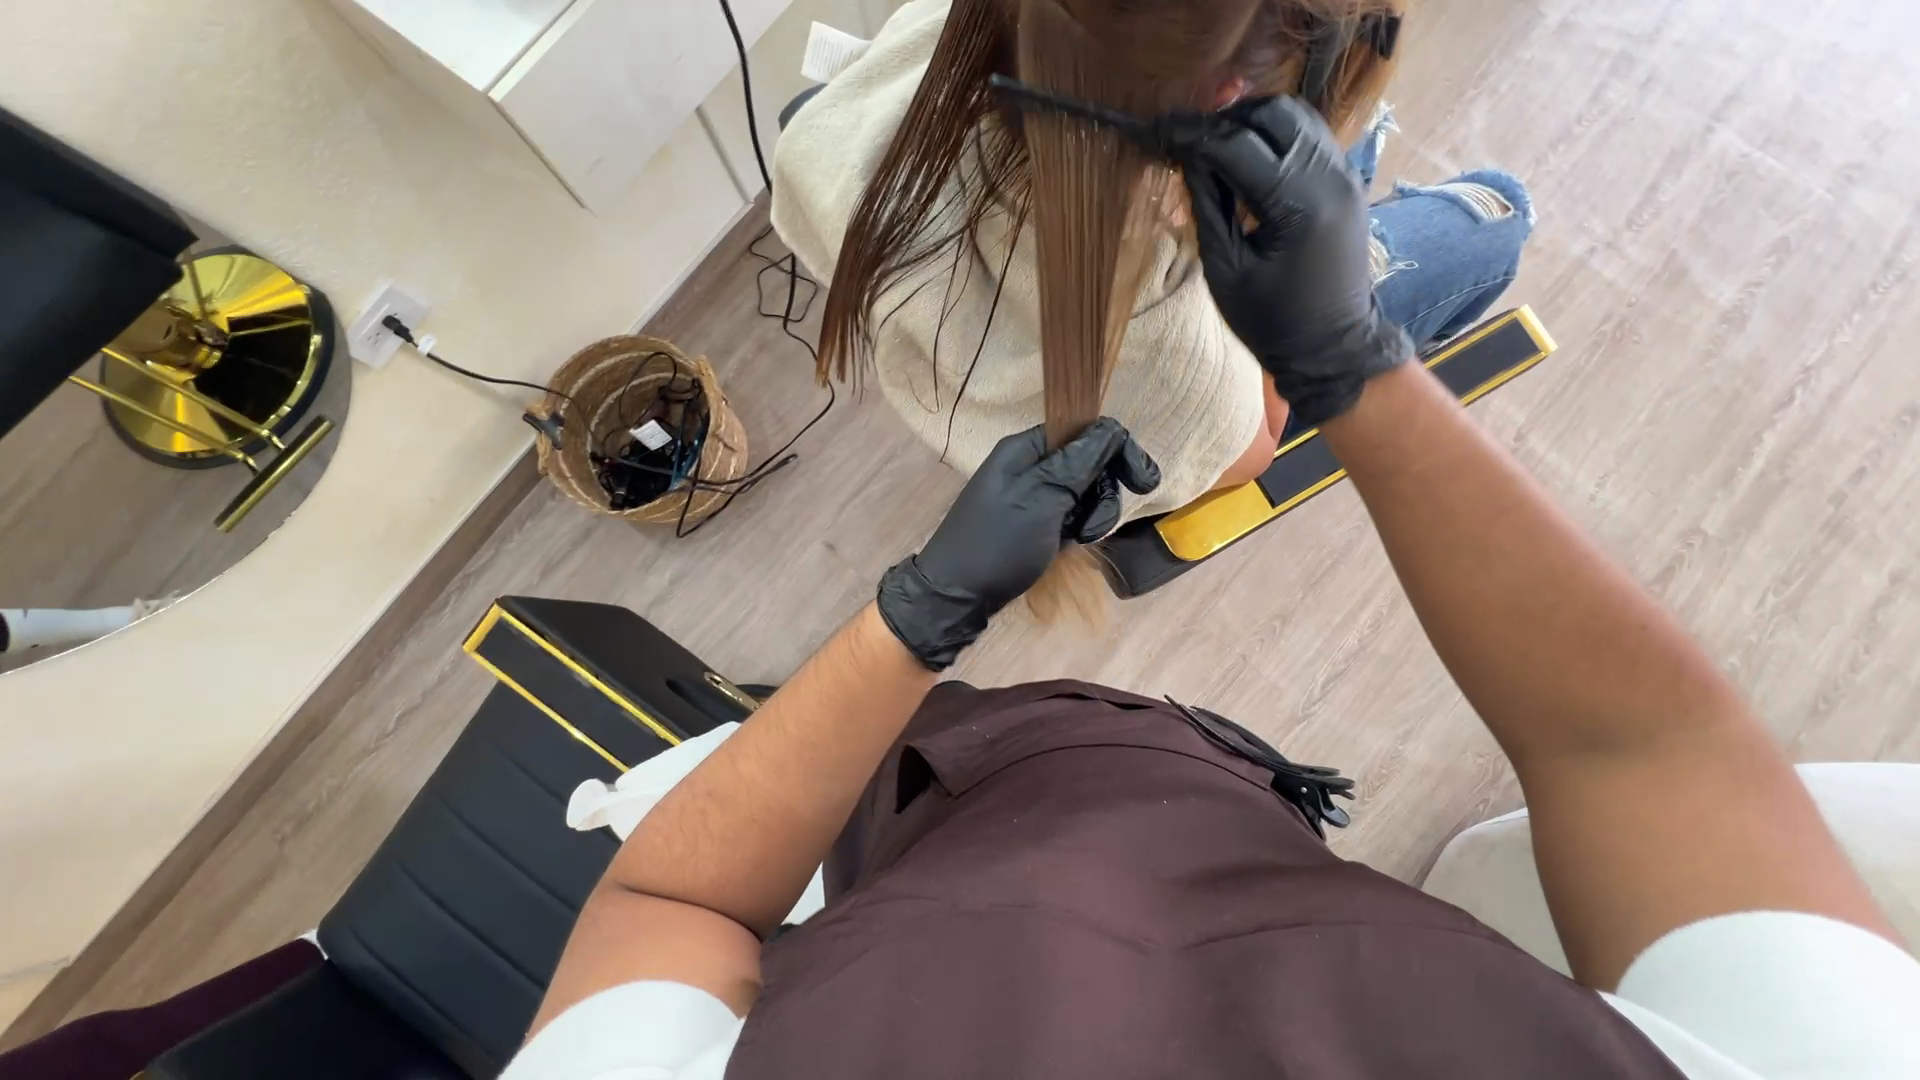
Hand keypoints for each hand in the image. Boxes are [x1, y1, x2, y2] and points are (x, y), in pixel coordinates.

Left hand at [877, 418, 1159, 669]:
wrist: (956, 597)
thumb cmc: (998, 544)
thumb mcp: (1042, 499)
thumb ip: (1078, 462)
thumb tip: (1111, 429)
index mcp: (1025, 449)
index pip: (1086, 430)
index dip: (1118, 452)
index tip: (1144, 484)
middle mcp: (1028, 466)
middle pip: (1089, 464)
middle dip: (1101, 495)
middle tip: (1090, 528)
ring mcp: (1030, 495)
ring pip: (1082, 494)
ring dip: (1090, 517)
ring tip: (1075, 541)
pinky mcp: (1032, 522)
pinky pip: (1067, 516)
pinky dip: (1074, 530)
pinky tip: (1066, 547)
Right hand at [1182, 96, 1412, 426]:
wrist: (1332, 345)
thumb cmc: (1271, 321)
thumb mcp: (1225, 269)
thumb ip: (1208, 207)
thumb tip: (1188, 158)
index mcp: (1298, 204)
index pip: (1238, 145)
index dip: (1194, 135)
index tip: (1160, 129)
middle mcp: (1330, 176)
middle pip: (1274, 113)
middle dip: (1226, 119)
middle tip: (1190, 140)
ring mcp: (1345, 174)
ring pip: (1296, 117)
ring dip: (1252, 122)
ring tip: (1215, 146)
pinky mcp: (1346, 181)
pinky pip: (1309, 137)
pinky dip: (1275, 137)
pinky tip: (1247, 160)